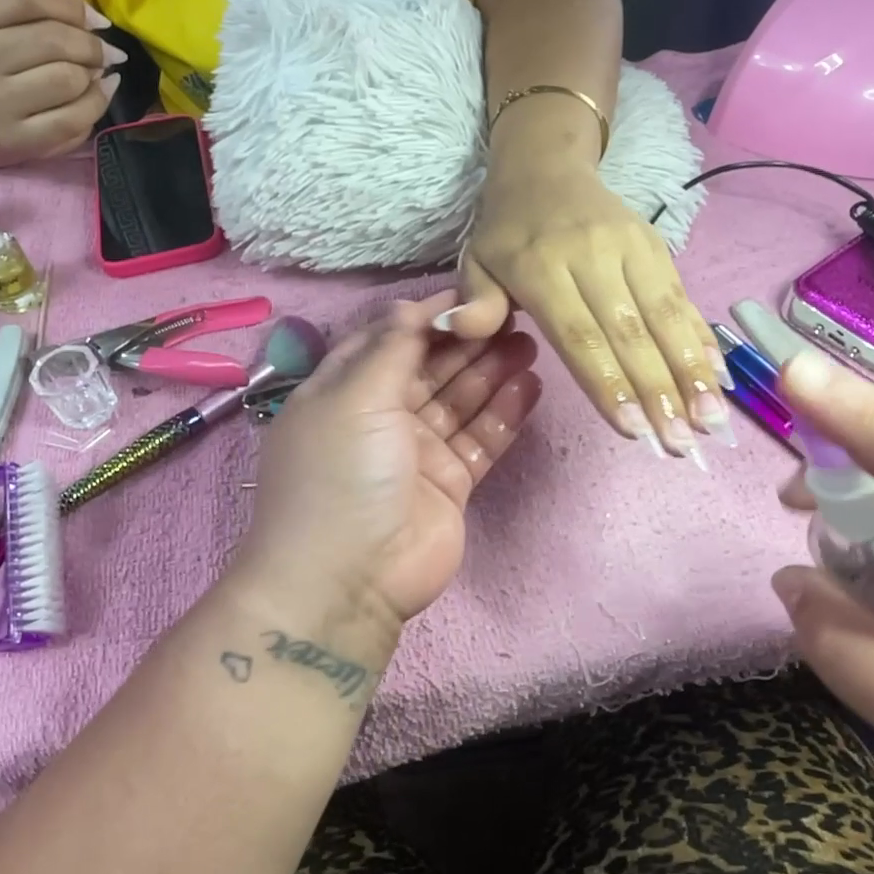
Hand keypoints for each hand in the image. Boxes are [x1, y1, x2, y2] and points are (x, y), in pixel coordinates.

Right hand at [0, 0, 118, 159]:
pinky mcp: (20, 141)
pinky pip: (75, 119)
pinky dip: (97, 105)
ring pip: (70, 80)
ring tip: (95, 74)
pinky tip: (99, 94)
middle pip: (56, 41)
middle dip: (92, 46)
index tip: (94, 20)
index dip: (71, 5)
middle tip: (103, 52)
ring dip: (94, 77)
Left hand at [234, 293, 542, 623]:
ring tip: (532, 341)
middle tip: (517, 313)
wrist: (348, 581)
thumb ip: (391, 347)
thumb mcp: (355, 396)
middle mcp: (377, 417)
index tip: (474, 292)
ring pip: (458, 401)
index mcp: (342, 391)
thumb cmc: (342, 474)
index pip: (388, 339)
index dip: (427, 315)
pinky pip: (479, 440)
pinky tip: (531, 385)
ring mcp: (414, 453)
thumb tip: (413, 305)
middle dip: (468, 341)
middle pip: (429, 367)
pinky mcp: (447, 484)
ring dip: (491, 371)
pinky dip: (502, 413)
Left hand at [445, 158, 731, 467]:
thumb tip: (456, 330)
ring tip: (711, 420)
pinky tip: (719, 375)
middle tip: (682, 443)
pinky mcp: (656, 243)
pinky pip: (681, 295)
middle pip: (630, 333)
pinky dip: (701, 336)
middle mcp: (592, 257)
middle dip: (659, 391)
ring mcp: (630, 247)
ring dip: (692, 369)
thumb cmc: (505, 230)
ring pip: (665, 315)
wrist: (544, 165)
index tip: (632, 430)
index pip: (578, 336)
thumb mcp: (475, 261)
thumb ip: (475, 300)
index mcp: (541, 268)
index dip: (607, 383)